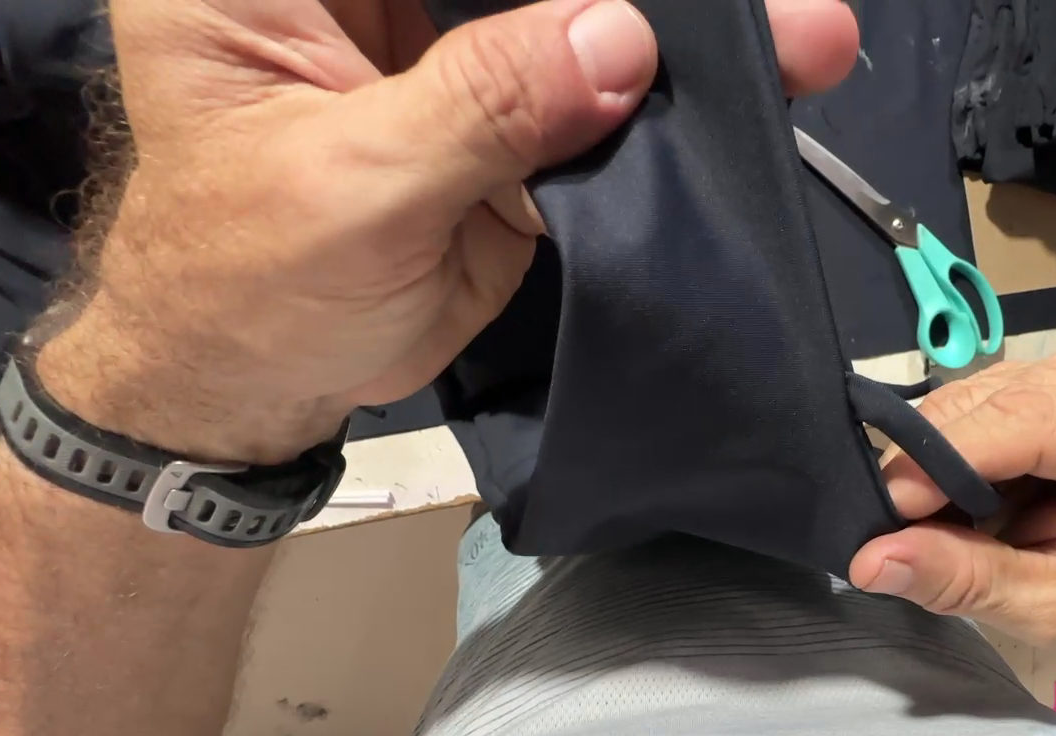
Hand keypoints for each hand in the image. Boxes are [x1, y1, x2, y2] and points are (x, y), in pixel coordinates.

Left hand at [37, 0, 859, 463]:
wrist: (276, 379)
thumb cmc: (257, 279)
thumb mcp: (360, 184)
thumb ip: (484, 106)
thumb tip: (623, 40)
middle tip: (777, 12)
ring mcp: (461, 69)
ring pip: (579, 34)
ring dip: (678, 46)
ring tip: (797, 44)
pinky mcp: (514, 142)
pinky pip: (597, 117)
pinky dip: (662, 122)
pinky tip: (746, 103)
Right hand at [848, 346, 1055, 646]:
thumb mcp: (1040, 608)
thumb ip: (962, 581)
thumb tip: (871, 559)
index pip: (1033, 421)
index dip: (949, 456)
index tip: (889, 507)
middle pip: (1000, 400)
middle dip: (931, 457)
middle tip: (896, 520)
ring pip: (979, 391)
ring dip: (935, 449)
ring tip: (932, 509)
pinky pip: (978, 391)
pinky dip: (948, 438)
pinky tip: (952, 481)